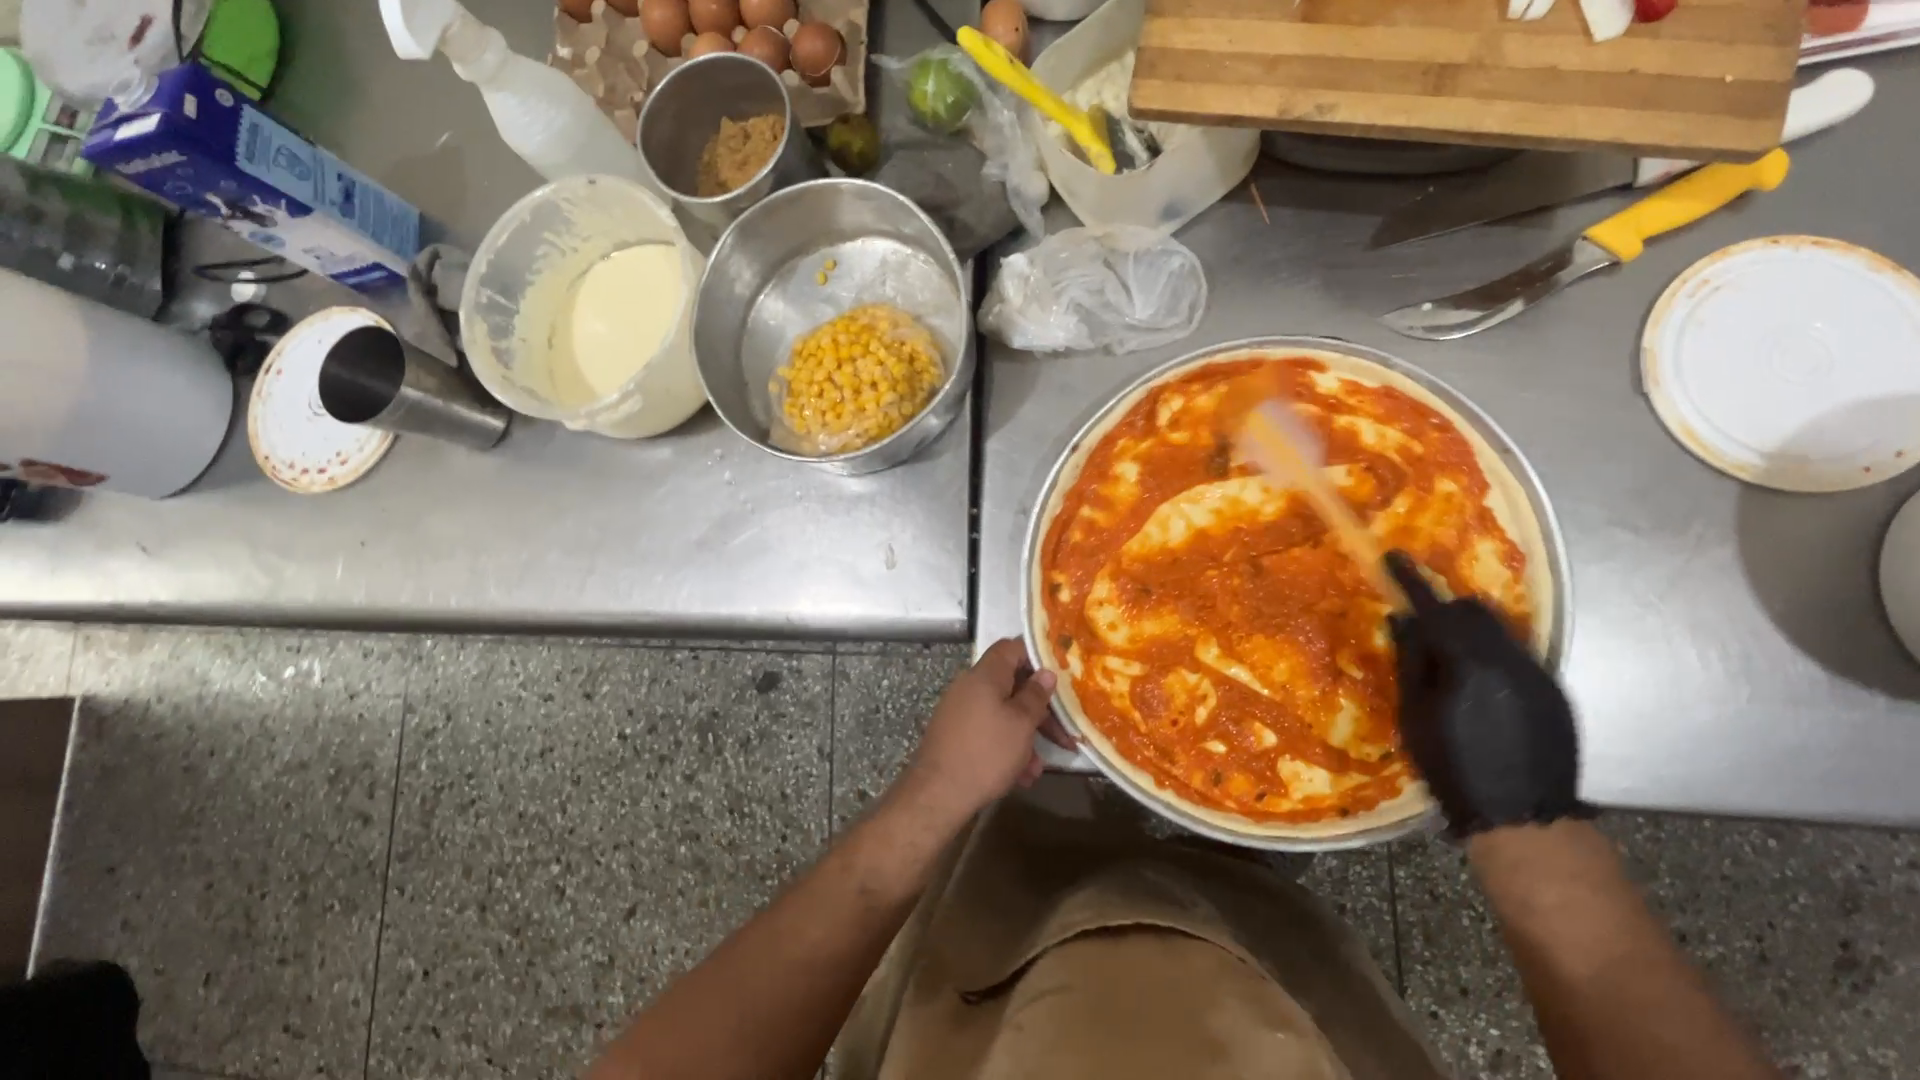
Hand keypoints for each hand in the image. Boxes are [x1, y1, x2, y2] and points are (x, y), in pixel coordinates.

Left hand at [896, 638, 1074, 823]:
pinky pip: (989, 733)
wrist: (938, 794)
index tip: (1059, 674)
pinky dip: (1007, 749)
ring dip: (1025, 737)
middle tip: (1064, 733)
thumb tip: (1045, 673)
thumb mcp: (1021, 723)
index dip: (1036, 656)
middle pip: (1011, 686)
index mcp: (985, 675)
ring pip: (1003, 715)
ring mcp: (960, 712)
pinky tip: (1021, 777)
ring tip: (1039, 768)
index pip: (1011, 648)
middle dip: (1039, 711)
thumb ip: (1035, 695)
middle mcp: (969, 688)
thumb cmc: (986, 752)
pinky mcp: (956, 736)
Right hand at [1386, 552, 1590, 837]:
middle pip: (1474, 610)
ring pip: (1500, 631)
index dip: (1412, 581)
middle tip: (1422, 629)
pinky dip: (1493, 658)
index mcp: (1470, 664)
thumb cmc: (1453, 768)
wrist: (1523, 817)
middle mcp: (1511, 658)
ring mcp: (1540, 673)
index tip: (1394, 558)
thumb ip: (1411, 662)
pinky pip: (1519, 655)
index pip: (1436, 608)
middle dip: (1445, 610)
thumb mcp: (1417, 717)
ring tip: (1452, 664)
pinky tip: (1482, 691)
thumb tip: (1403, 618)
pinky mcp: (1555, 691)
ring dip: (1471, 634)